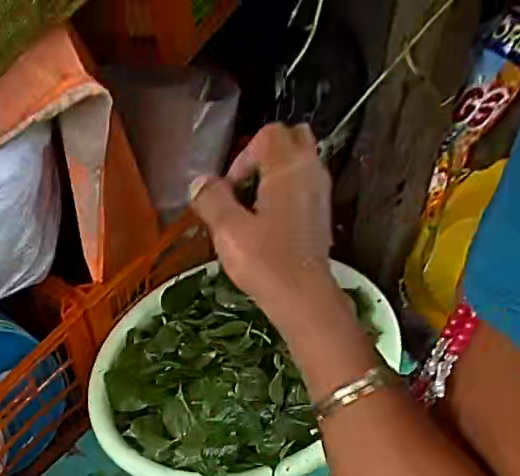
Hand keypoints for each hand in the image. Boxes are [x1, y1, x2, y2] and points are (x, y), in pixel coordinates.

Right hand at [190, 123, 349, 333]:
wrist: (302, 295)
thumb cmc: (265, 261)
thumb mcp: (228, 231)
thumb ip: (213, 201)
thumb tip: (199, 183)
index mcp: (288, 167)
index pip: (267, 135)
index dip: (242, 157)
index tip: (227, 191)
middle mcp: (310, 170)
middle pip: (290, 139)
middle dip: (262, 156)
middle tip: (241, 189)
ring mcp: (319, 191)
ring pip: (298, 162)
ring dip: (272, 175)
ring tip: (250, 208)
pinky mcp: (320, 213)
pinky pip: (302, 185)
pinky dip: (283, 193)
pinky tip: (266, 223)